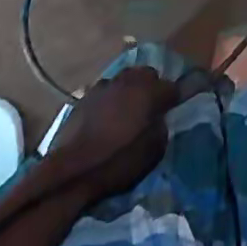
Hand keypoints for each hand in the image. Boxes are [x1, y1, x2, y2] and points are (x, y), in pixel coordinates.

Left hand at [44, 66, 178, 199]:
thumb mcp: (154, 151)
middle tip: (149, 107)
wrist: (72, 170)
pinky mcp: (85, 96)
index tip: (173, 110)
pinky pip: (105, 91)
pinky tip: (105, 115)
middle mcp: (129, 81)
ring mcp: (105, 85)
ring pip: (125, 79)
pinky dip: (110, 98)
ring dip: (129, 90)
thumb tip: (159, 117)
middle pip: (148, 74)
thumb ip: (161, 126)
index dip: (175, 99)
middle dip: (151, 87)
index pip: (173, 87)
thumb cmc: (118, 162)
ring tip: (127, 109)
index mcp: (150, 92)